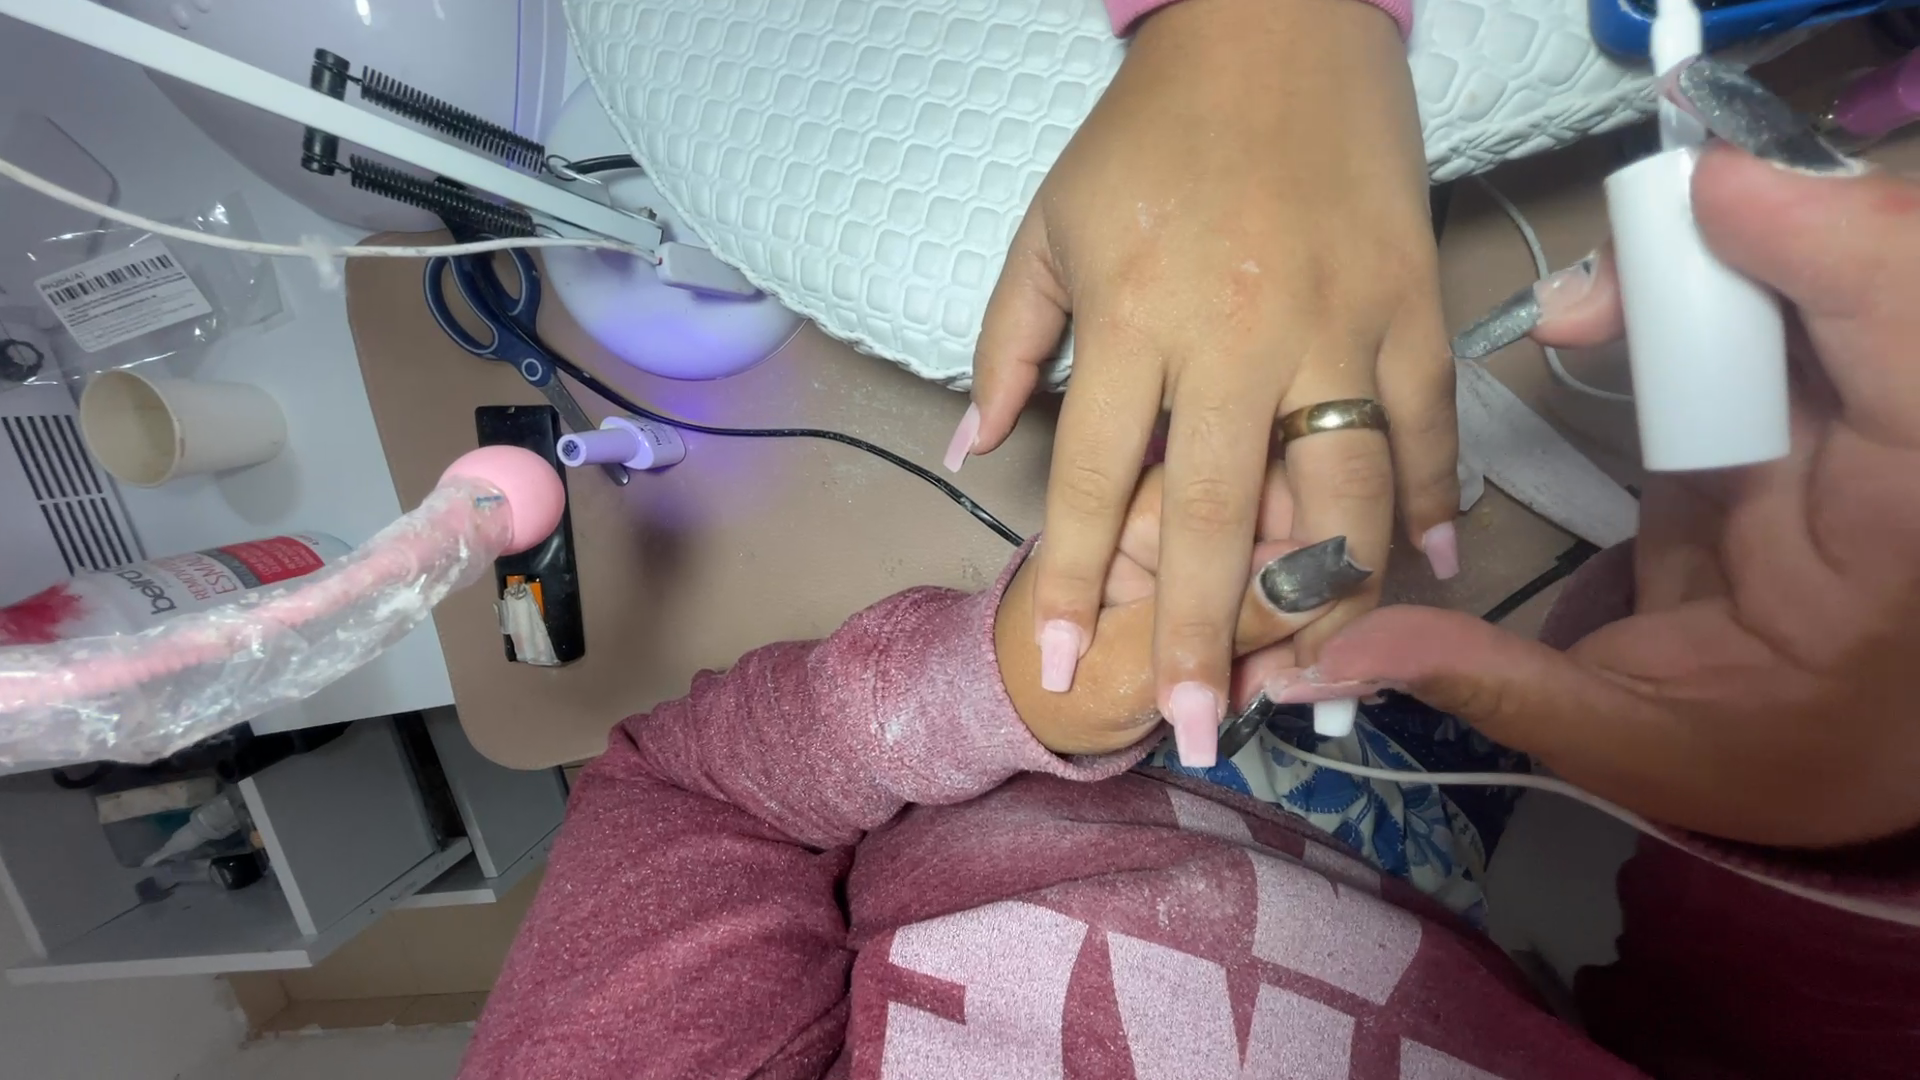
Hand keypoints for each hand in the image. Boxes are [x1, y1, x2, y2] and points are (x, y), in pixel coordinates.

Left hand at [953, 0, 1456, 763]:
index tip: (1060, 671)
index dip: (1076, 586)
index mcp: (1136, 323)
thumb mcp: (1046, 234)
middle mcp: (1237, 340)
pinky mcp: (1414, 303)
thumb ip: (1004, 351)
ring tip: (1310, 682)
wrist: (1271, 21)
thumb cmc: (1142, 139)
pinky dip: (1426, 502)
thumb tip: (968, 453)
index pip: (1095, 486)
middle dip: (1204, 637)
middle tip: (1201, 730)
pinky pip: (1428, 424)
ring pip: (1341, 494)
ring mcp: (1338, 326)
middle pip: (1218, 518)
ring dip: (1329, 600)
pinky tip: (1417, 572)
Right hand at [1280, 141, 1919, 846]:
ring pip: (1799, 305)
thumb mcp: (1616, 740)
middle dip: (1721, 265)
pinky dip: (1674, 310)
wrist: (1827, 765)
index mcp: (1900, 538)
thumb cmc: (1754, 764)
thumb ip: (1484, 681)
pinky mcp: (1768, 438)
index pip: (1918, 361)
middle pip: (1859, 302)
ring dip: (1687, 279)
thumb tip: (1328, 652)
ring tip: (1572, 311)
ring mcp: (1834, 441)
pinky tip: (1599, 323)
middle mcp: (1892, 464)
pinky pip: (1747, 339)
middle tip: (1575, 303)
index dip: (1846, 259)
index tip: (1719, 199)